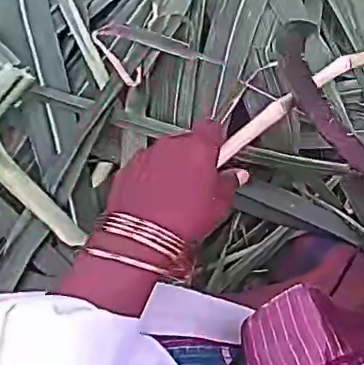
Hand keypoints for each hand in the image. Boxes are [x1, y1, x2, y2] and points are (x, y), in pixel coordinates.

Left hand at [57, 121, 245, 316]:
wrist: (143, 236)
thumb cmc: (182, 220)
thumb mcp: (219, 204)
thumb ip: (229, 183)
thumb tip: (235, 176)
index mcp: (198, 147)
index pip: (213, 128)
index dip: (219, 139)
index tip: (222, 150)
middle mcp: (171, 144)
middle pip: (188, 141)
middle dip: (195, 156)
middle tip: (202, 181)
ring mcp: (147, 154)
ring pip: (166, 154)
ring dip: (172, 167)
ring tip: (178, 195)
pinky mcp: (128, 168)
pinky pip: (145, 167)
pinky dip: (152, 177)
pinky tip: (158, 199)